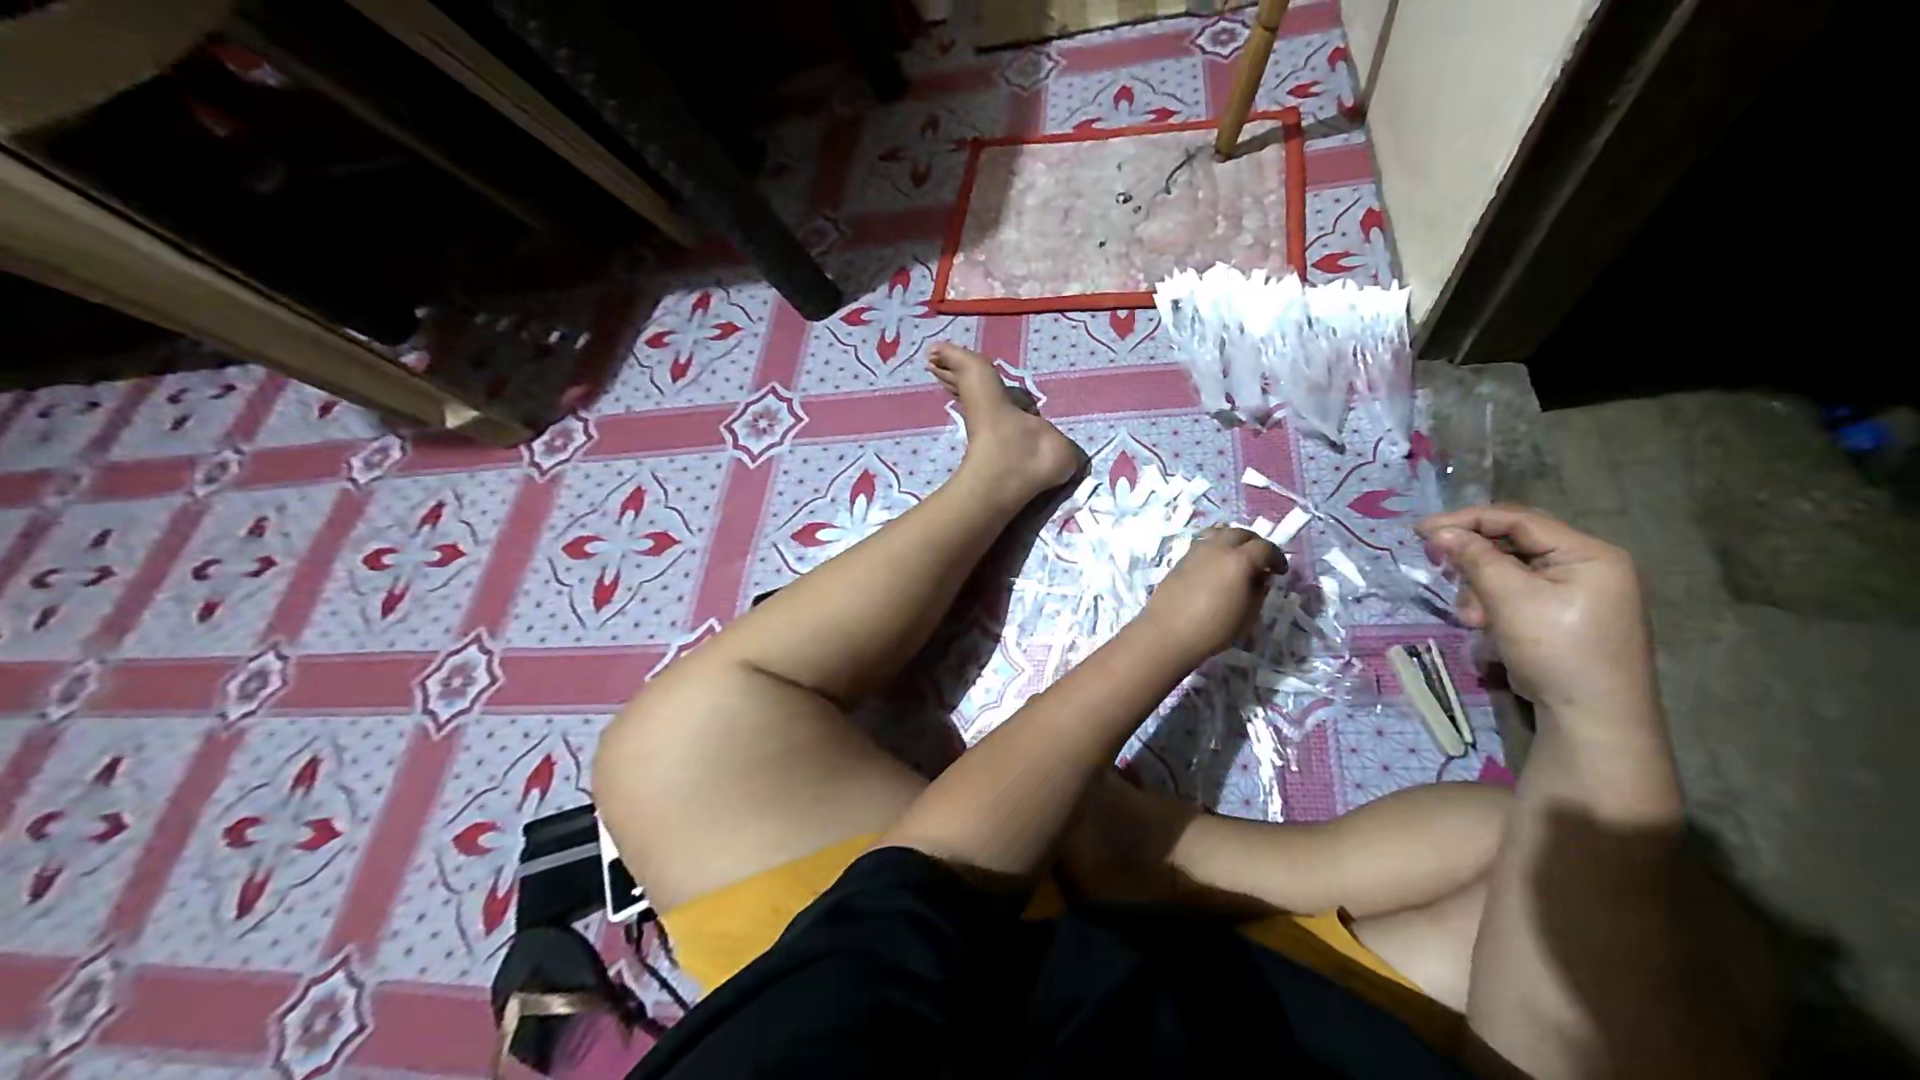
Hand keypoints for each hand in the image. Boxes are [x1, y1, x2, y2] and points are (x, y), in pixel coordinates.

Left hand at [1139, 527, 1285, 660]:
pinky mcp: (1180, 559)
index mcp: (1239, 560)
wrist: (1167, 633)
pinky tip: (1217, 566)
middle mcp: (1217, 548)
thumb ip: (1259, 591)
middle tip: (1261, 561)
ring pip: (1220, 533)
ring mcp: (1196, 551)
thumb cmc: (1214, 629)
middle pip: (1241, 533)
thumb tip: (1261, 577)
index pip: (1265, 548)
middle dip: (1255, 544)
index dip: (1277, 558)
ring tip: (1238, 559)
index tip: (1280, 571)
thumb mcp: (1248, 614)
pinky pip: (1204, 544)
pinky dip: (1216, 548)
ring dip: (1233, 541)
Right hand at [1417, 505, 1653, 714]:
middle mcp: (1588, 566)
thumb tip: (1438, 531)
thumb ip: (1475, 558)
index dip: (1467, 520)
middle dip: (1473, 557)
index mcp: (1589, 554)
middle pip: (1515, 543)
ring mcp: (1578, 592)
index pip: (1519, 520)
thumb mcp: (1510, 598)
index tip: (1421, 531)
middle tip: (1437, 565)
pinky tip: (1483, 624)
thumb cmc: (1556, 649)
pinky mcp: (1563, 615)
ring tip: (1470, 615)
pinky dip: (1494, 602)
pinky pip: (1519, 593)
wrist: (1592, 715)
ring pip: (1512, 570)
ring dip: (1480, 586)